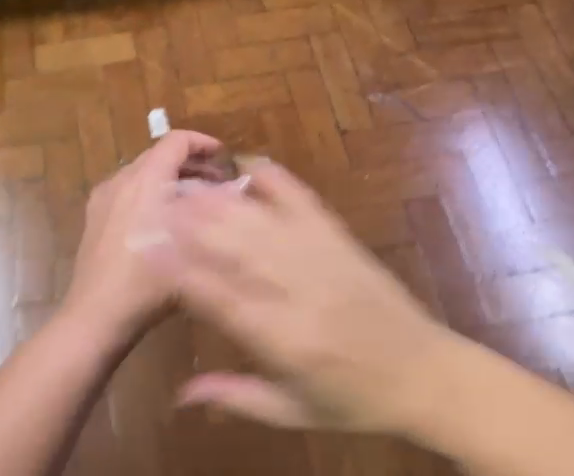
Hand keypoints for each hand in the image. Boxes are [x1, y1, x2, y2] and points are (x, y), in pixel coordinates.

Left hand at [60, 130, 225, 342]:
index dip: (202, 142)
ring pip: (142, 173)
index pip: (175, 140)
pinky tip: (164, 221)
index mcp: (145, 179)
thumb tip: (236, 189)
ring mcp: (104, 197)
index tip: (223, 157)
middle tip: (217, 183)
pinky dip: (150, 193)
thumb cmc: (150, 281)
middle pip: (158, 155)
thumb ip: (215, 212)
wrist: (97, 313)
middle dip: (190, 164)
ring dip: (170, 179)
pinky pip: (127, 191)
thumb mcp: (194, 247)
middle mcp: (121, 179)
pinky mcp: (95, 216)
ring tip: (195, 203)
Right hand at [146, 161, 453, 434]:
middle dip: (192, 221)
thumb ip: (236, 397)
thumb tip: (180, 396)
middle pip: (236, 247)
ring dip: (220, 198)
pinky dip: (271, 176)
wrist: (425, 373)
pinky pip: (299, 198)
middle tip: (155, 203)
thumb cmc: (353, 399)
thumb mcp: (294, 411)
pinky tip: (245, 162)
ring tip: (185, 183)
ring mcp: (321, 256)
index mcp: (285, 340)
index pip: (221, 297)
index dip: (181, 268)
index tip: (147, 246)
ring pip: (260, 220)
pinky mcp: (338, 236)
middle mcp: (299, 291)